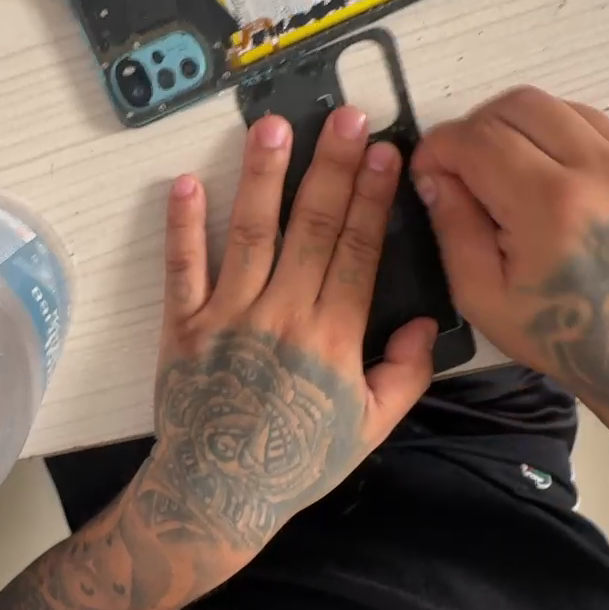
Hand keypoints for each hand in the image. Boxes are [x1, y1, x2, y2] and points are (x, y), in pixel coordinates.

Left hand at [145, 107, 438, 554]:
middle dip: (332, 168)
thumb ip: (405, 374)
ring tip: (271, 127)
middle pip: (312, 229)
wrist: (218, 492)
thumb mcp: (369, 429)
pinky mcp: (181, 326)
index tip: (385, 152)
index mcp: (332, 337)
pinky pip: (181, 269)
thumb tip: (427, 321)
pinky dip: (182, 227)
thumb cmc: (296, 463)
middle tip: (346, 117)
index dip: (373, 198)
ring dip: (262, 177)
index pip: (358, 252)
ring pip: (249, 234)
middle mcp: (281, 314)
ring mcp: (227, 316)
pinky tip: (184, 183)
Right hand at [411, 87, 608, 424]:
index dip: (437, 148)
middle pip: (514, 105)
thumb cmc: (557, 336)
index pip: (477, 140)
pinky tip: (537, 175)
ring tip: (495, 173)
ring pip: (552, 104)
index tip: (424, 173)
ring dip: (510, 128)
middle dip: (471, 130)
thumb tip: (431, 175)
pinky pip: (585, 120)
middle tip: (457, 171)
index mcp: (550, 207)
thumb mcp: (481, 297)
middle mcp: (598, 166)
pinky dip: (548, 134)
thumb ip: (453, 227)